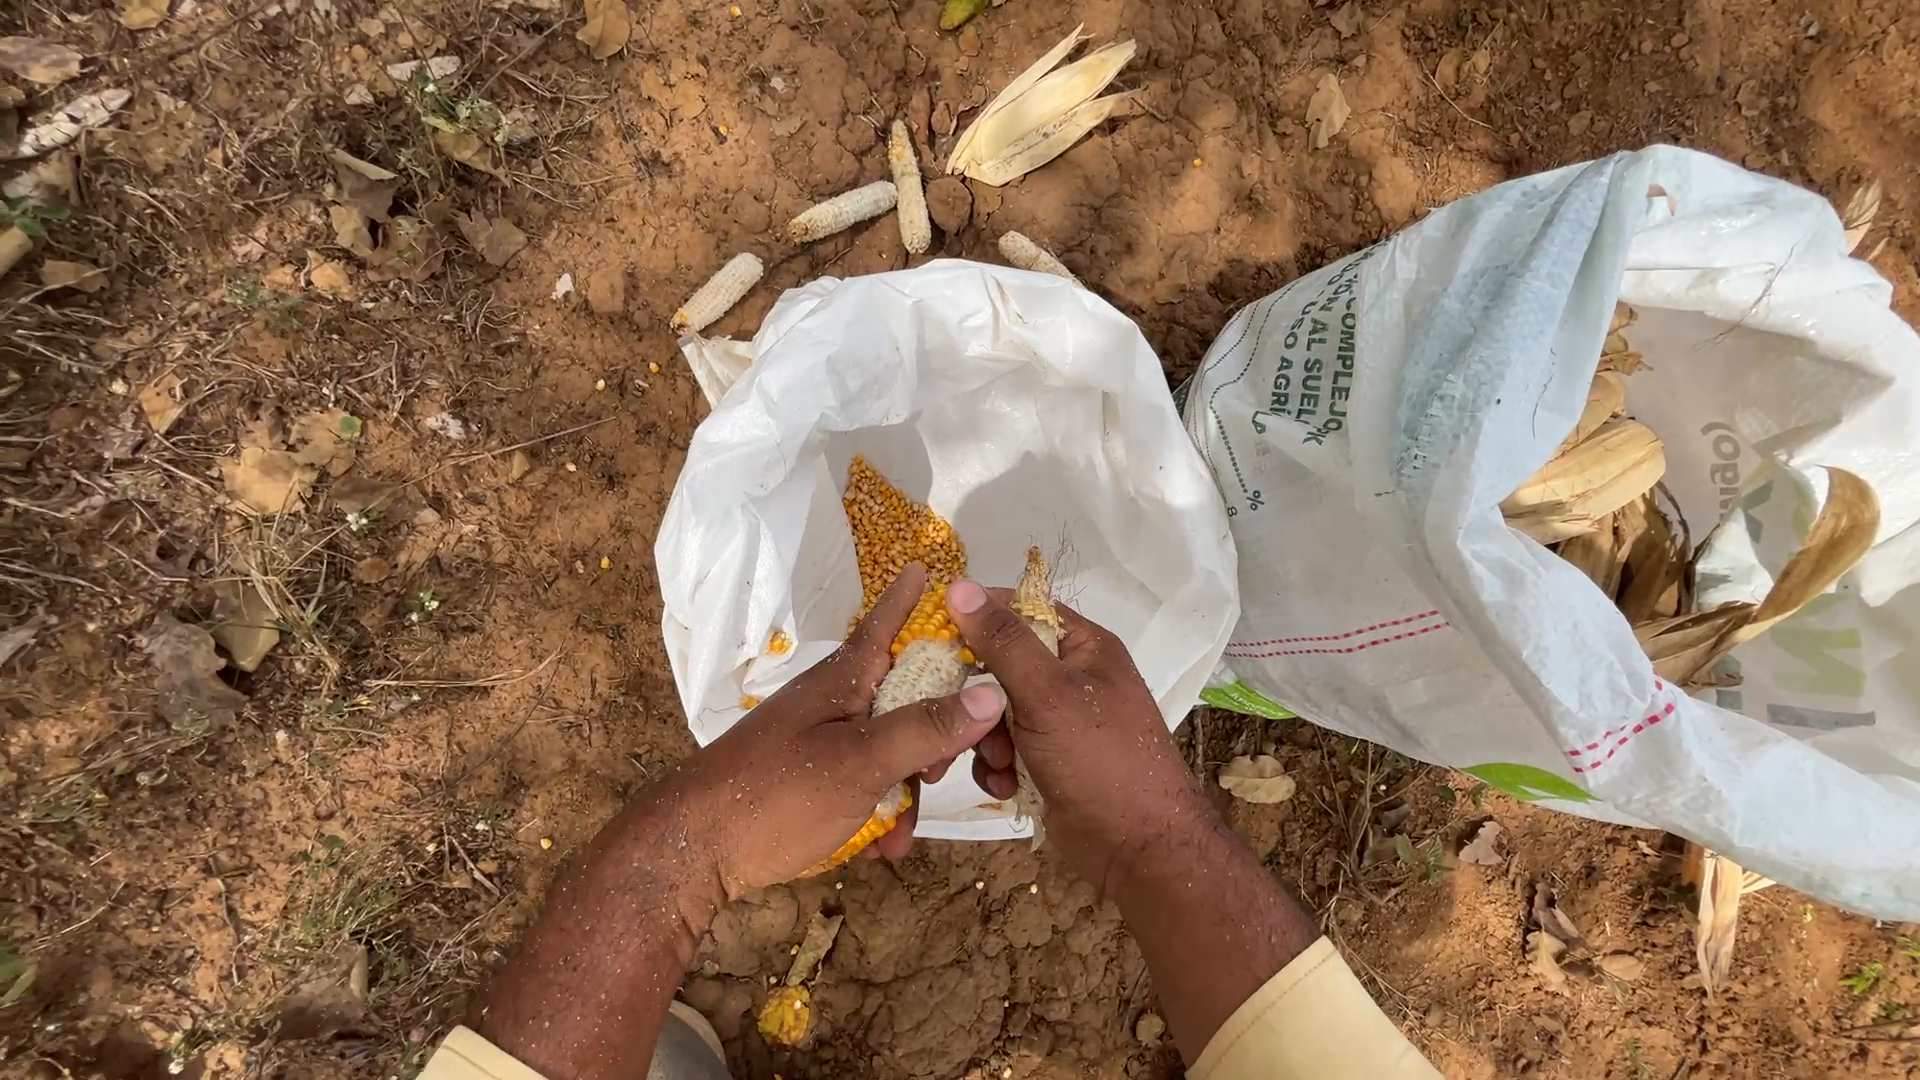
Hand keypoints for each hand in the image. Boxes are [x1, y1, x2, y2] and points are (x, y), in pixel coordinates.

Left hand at [654, 563, 1005, 897]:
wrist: (692, 854)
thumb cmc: (778, 792)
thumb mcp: (862, 761)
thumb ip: (926, 727)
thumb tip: (992, 691)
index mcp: (844, 679)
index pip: (885, 623)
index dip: (909, 598)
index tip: (930, 567)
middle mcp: (836, 700)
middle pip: (905, 693)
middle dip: (936, 731)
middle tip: (949, 766)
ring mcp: (823, 738)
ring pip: (890, 745)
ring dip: (907, 786)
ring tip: (903, 831)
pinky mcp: (813, 776)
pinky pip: (866, 780)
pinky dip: (880, 808)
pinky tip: (883, 847)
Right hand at [944, 579, 1208, 889]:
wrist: (1138, 851)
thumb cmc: (1099, 759)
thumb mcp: (1047, 693)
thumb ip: (1002, 640)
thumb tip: (959, 584)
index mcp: (1083, 646)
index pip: (1020, 609)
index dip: (977, 617)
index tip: (934, 633)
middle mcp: (1070, 676)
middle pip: (1000, 663)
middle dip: (976, 695)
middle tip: (957, 713)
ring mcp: (1057, 720)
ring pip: (994, 710)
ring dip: (984, 737)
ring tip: (997, 762)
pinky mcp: (1045, 758)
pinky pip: (1002, 747)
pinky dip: (997, 766)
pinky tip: (1005, 786)